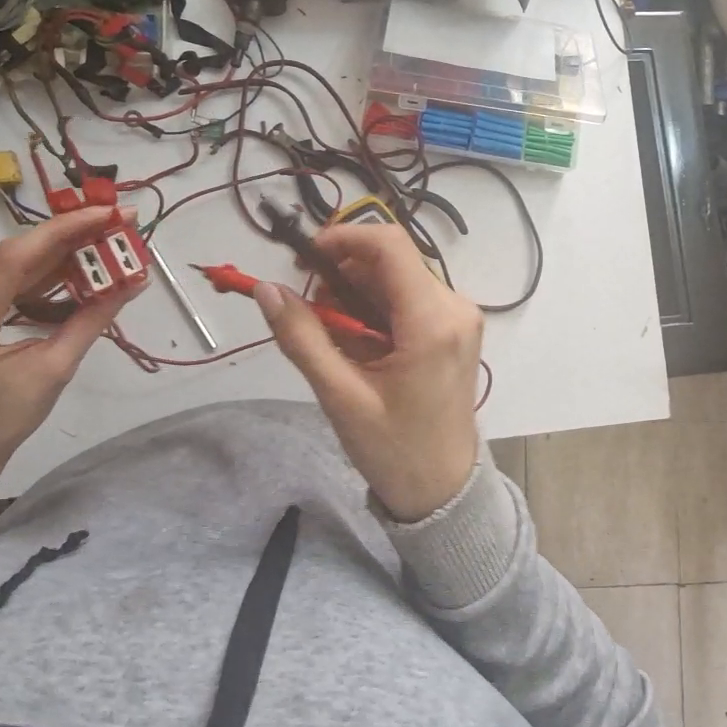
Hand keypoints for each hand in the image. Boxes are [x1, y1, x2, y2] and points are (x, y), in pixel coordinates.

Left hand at [0, 206, 141, 482]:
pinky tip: (71, 272)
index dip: (62, 231)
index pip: (12, 261)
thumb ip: (90, 319)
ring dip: (56, 258)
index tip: (106, 214)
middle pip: (12, 259)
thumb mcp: (54, 370)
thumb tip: (133, 281)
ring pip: (7, 267)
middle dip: (68, 241)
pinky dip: (36, 277)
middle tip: (116, 225)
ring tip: (103, 246)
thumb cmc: (2, 420)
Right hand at [254, 223, 482, 521]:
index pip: (390, 244)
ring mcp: (460, 317)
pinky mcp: (455, 328)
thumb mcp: (341, 396)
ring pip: (399, 276)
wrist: (444, 489)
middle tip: (308, 308)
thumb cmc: (394, 450)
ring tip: (330, 333)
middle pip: (392, 260)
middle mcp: (455, 307)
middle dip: (344, 271)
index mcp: (433, 321)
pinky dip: (377, 306)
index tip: (304, 258)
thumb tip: (266, 289)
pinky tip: (358, 342)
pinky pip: (411, 297)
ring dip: (358, 290)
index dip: (343, 237)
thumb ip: (303, 337)